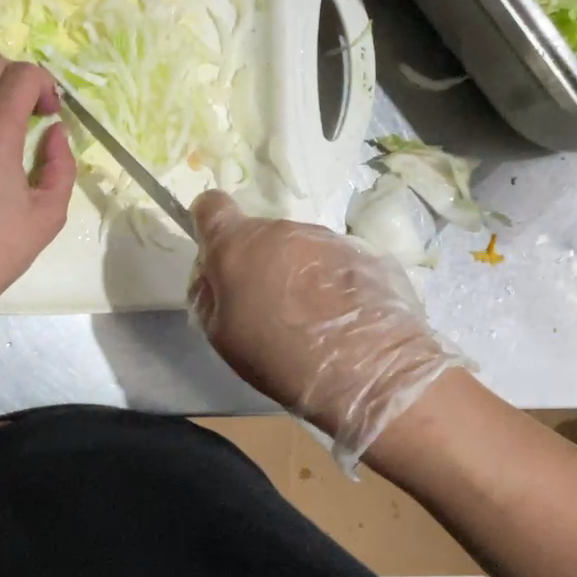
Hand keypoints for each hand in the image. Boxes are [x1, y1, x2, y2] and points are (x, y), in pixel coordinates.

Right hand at [189, 190, 463, 471]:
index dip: (208, 223)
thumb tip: (211, 273)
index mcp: (238, 245)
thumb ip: (208, 294)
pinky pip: (336, 263)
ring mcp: (329, 238)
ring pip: (300, 248)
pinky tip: (340, 318)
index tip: (215, 250)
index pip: (212, 206)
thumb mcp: (220, 335)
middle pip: (260, 234)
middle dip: (258, 262)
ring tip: (309, 317)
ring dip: (297, 272)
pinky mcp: (368, 253)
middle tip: (266, 306)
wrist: (365, 369)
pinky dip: (332, 283)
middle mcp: (283, 229)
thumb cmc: (277, 355)